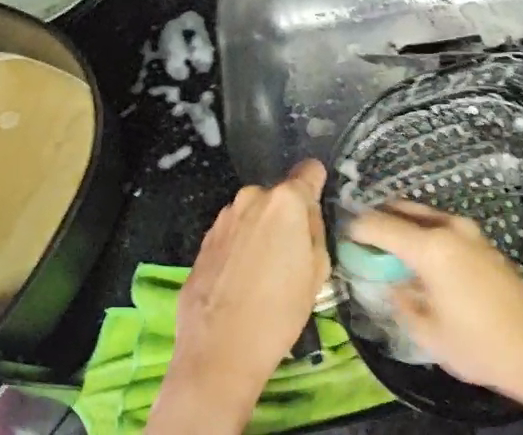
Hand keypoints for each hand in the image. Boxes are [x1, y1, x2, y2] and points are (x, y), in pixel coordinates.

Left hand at [149, 159, 328, 433]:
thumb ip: (315, 230)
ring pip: (254, 215)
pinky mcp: (203, 241)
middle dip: (287, 217)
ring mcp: (224, 218)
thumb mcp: (318, 271)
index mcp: (286, 200)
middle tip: (291, 256)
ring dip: (262, 232)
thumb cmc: (279, 312)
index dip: (316, 190)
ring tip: (263, 274)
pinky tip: (241, 282)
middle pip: (280, 196)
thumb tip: (307, 215)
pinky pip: (233, 234)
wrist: (218, 352)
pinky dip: (240, 248)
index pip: (310, 171)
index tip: (315, 216)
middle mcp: (252, 197)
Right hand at [348, 202, 522, 394]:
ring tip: (386, 252)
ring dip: (402, 225)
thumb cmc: (478, 344)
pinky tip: (417, 260)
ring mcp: (468, 230)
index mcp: (429, 245)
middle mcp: (448, 226)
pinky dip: (422, 234)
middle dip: (379, 219)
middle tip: (361, 241)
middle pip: (402, 208)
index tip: (342, 238)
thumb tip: (387, 281)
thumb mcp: (427, 330)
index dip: (356, 228)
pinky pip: (441, 226)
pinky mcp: (481, 240)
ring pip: (423, 215)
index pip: (379, 223)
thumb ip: (400, 299)